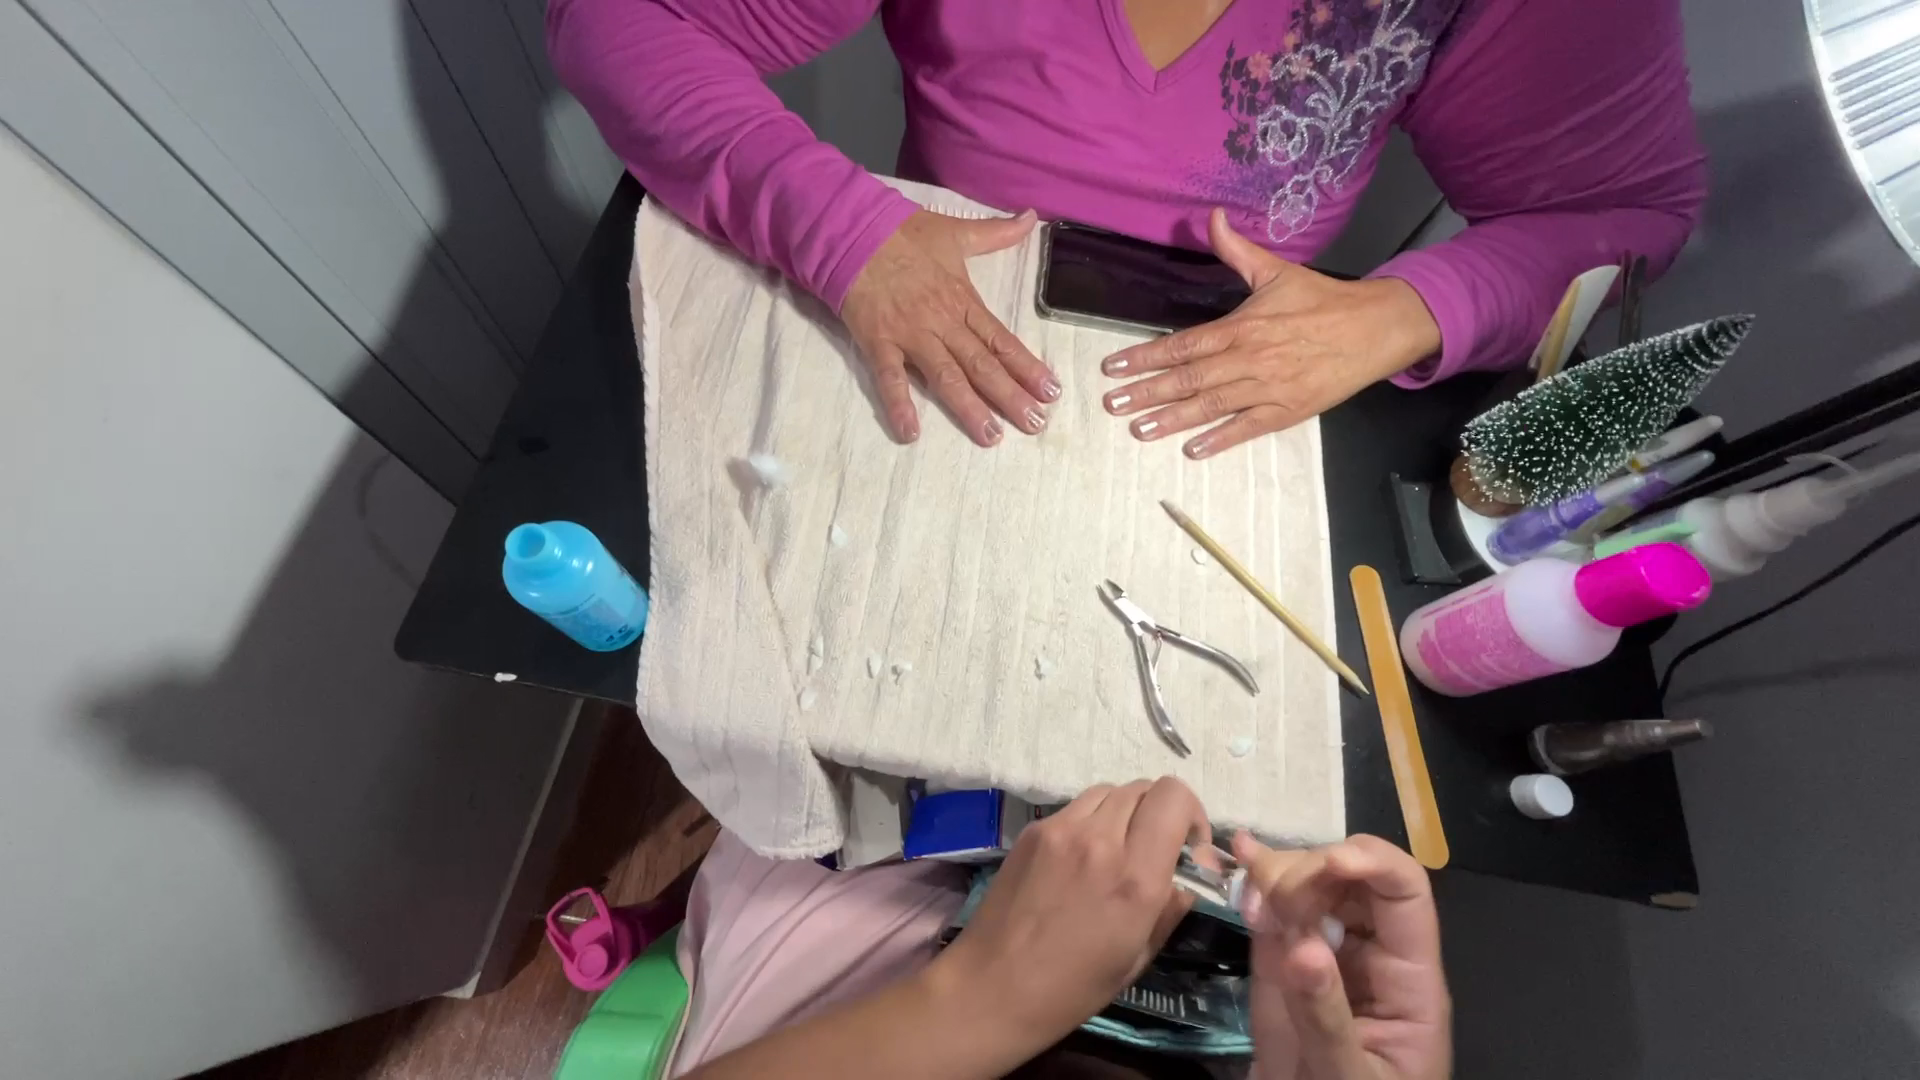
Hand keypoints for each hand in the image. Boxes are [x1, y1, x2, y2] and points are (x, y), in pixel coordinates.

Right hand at [841, 209, 1061, 446]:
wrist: (853, 229)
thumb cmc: (903, 234)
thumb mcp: (955, 232)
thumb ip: (996, 233)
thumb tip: (1030, 217)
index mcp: (963, 302)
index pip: (1002, 341)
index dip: (1028, 367)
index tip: (1051, 392)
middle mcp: (943, 323)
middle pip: (983, 366)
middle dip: (1011, 396)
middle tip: (1034, 425)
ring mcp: (911, 335)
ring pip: (946, 377)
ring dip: (970, 408)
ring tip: (991, 438)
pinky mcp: (879, 342)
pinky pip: (890, 378)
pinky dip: (899, 405)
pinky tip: (910, 433)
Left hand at [928, 778, 1210, 1054]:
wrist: (992, 985)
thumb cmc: (1071, 988)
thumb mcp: (1137, 957)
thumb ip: (1170, 907)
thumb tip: (1187, 877)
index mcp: (1134, 877)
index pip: (1173, 798)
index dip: (1191, 813)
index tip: (1188, 846)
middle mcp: (1100, 839)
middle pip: (1143, 787)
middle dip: (1160, 812)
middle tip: (1155, 848)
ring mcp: (1061, 829)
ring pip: (1109, 790)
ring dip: (1125, 811)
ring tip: (1118, 849)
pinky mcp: (1034, 829)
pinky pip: (1076, 806)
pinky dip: (1091, 819)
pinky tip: (1082, 856)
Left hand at [1100, 209, 1440, 459]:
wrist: (1378, 326)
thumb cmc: (1321, 300)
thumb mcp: (1276, 271)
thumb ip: (1236, 251)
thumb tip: (1211, 217)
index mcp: (1241, 326)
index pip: (1182, 344)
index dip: (1145, 356)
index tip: (1113, 368)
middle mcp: (1249, 357)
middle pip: (1189, 378)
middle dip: (1147, 392)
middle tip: (1112, 405)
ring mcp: (1268, 386)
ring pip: (1212, 404)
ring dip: (1173, 419)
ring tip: (1139, 430)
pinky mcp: (1287, 410)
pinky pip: (1248, 427)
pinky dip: (1221, 439)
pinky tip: (1192, 450)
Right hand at [1234, 833, 1450, 1079]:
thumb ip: (1326, 1017)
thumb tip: (1303, 944)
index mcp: (1408, 976)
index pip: (1403, 890)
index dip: (1370, 861)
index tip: (1325, 864)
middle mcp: (1368, 948)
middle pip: (1348, 873)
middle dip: (1307, 872)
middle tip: (1272, 905)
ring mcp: (1322, 946)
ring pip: (1308, 878)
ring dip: (1276, 874)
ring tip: (1249, 899)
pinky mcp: (1281, 952)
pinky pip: (1273, 903)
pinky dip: (1255, 875)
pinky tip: (1238, 853)